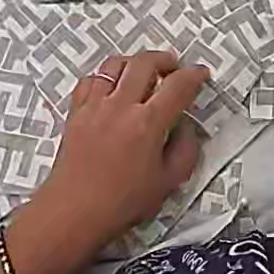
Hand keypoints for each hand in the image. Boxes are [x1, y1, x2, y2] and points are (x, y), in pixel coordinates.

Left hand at [29, 50, 209, 252]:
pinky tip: (111, 88)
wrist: (73, 213)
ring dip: (134, 63)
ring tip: (142, 72)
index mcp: (148, 123)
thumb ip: (185, 149)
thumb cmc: (121, 202)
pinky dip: (104, 77)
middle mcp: (121, 107)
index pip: (179, 85)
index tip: (200, 75)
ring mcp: (95, 106)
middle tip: (174, 68)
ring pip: (115, 64)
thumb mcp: (169, 181)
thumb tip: (185, 126)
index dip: (194, 75)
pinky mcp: (76, 113)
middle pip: (145, 62)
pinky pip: (90, 81)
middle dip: (165, 60)